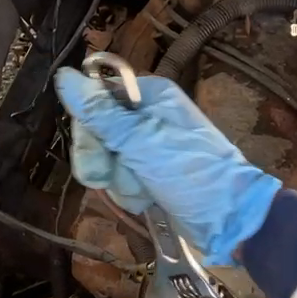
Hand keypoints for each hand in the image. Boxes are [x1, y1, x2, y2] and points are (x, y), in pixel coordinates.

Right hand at [55, 67, 281, 264]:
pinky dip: (130, 191)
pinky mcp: (152, 173)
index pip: (96, 97)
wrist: (233, 223)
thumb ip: (98, 111)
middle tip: (106, 177)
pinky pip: (122, 177)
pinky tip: (146, 200)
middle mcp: (147, 116)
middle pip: (98, 129)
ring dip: (118, 180)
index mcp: (149, 95)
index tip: (90, 147)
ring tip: (141, 191)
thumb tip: (62, 75)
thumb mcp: (139, 140)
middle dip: (102, 159)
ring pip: (107, 157)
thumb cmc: (190, 172)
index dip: (87, 124)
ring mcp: (150, 146)